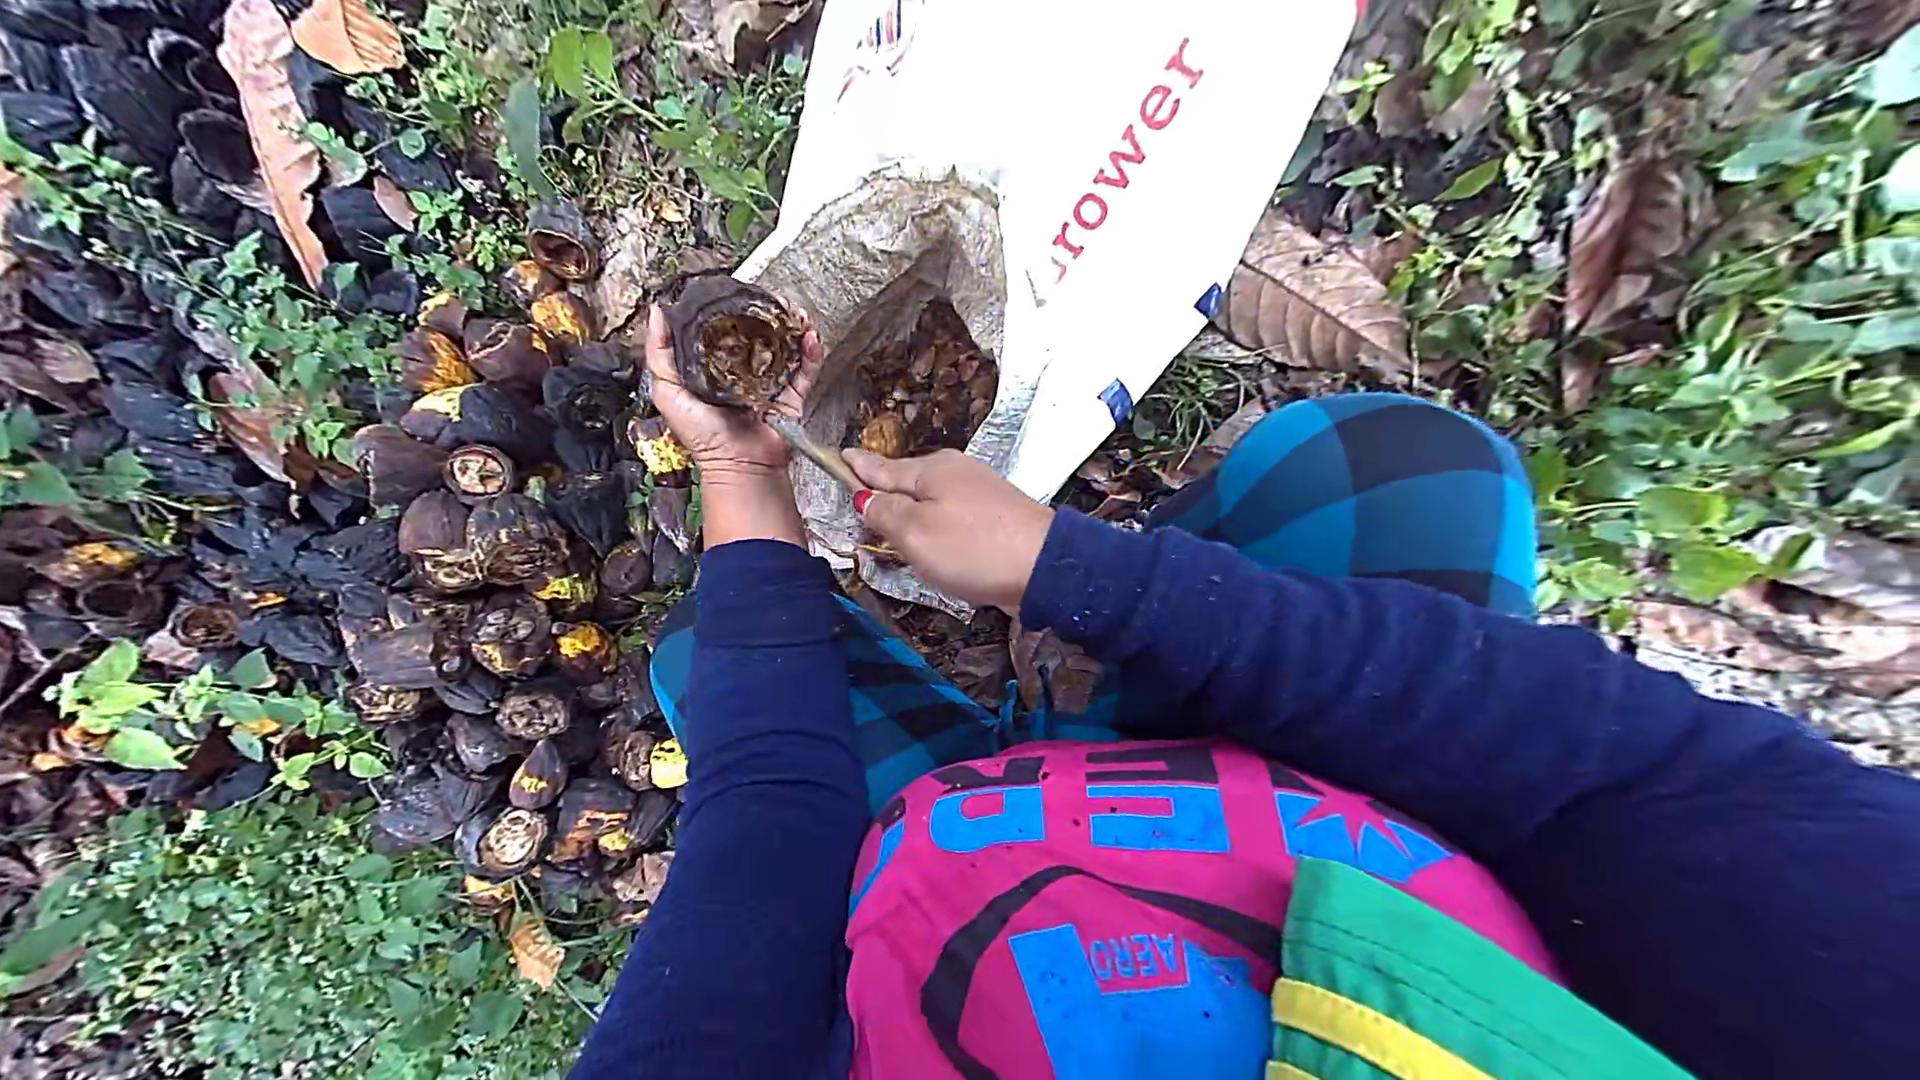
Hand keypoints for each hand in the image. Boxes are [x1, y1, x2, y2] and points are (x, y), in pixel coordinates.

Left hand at [644, 302, 823, 547]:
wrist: (740, 466)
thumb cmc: (703, 438)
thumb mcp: (668, 391)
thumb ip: (660, 354)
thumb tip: (658, 312)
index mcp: (717, 371)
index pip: (727, 333)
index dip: (734, 311)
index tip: (739, 293)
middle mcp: (746, 375)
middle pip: (761, 337)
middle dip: (769, 316)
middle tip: (772, 300)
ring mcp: (772, 386)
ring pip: (787, 349)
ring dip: (793, 328)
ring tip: (794, 312)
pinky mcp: (792, 399)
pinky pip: (804, 372)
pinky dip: (810, 353)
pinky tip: (809, 335)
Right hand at [843, 448, 1053, 612]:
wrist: (1044, 567)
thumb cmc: (973, 549)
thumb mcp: (915, 532)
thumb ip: (884, 513)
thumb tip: (865, 497)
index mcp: (930, 470)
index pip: (881, 467)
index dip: (857, 466)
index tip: (840, 454)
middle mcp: (955, 472)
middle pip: (906, 481)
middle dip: (883, 490)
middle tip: (857, 498)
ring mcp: (978, 492)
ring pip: (929, 499)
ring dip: (909, 511)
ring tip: (888, 523)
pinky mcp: (994, 515)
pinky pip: (950, 515)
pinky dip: (934, 525)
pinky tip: (931, 539)